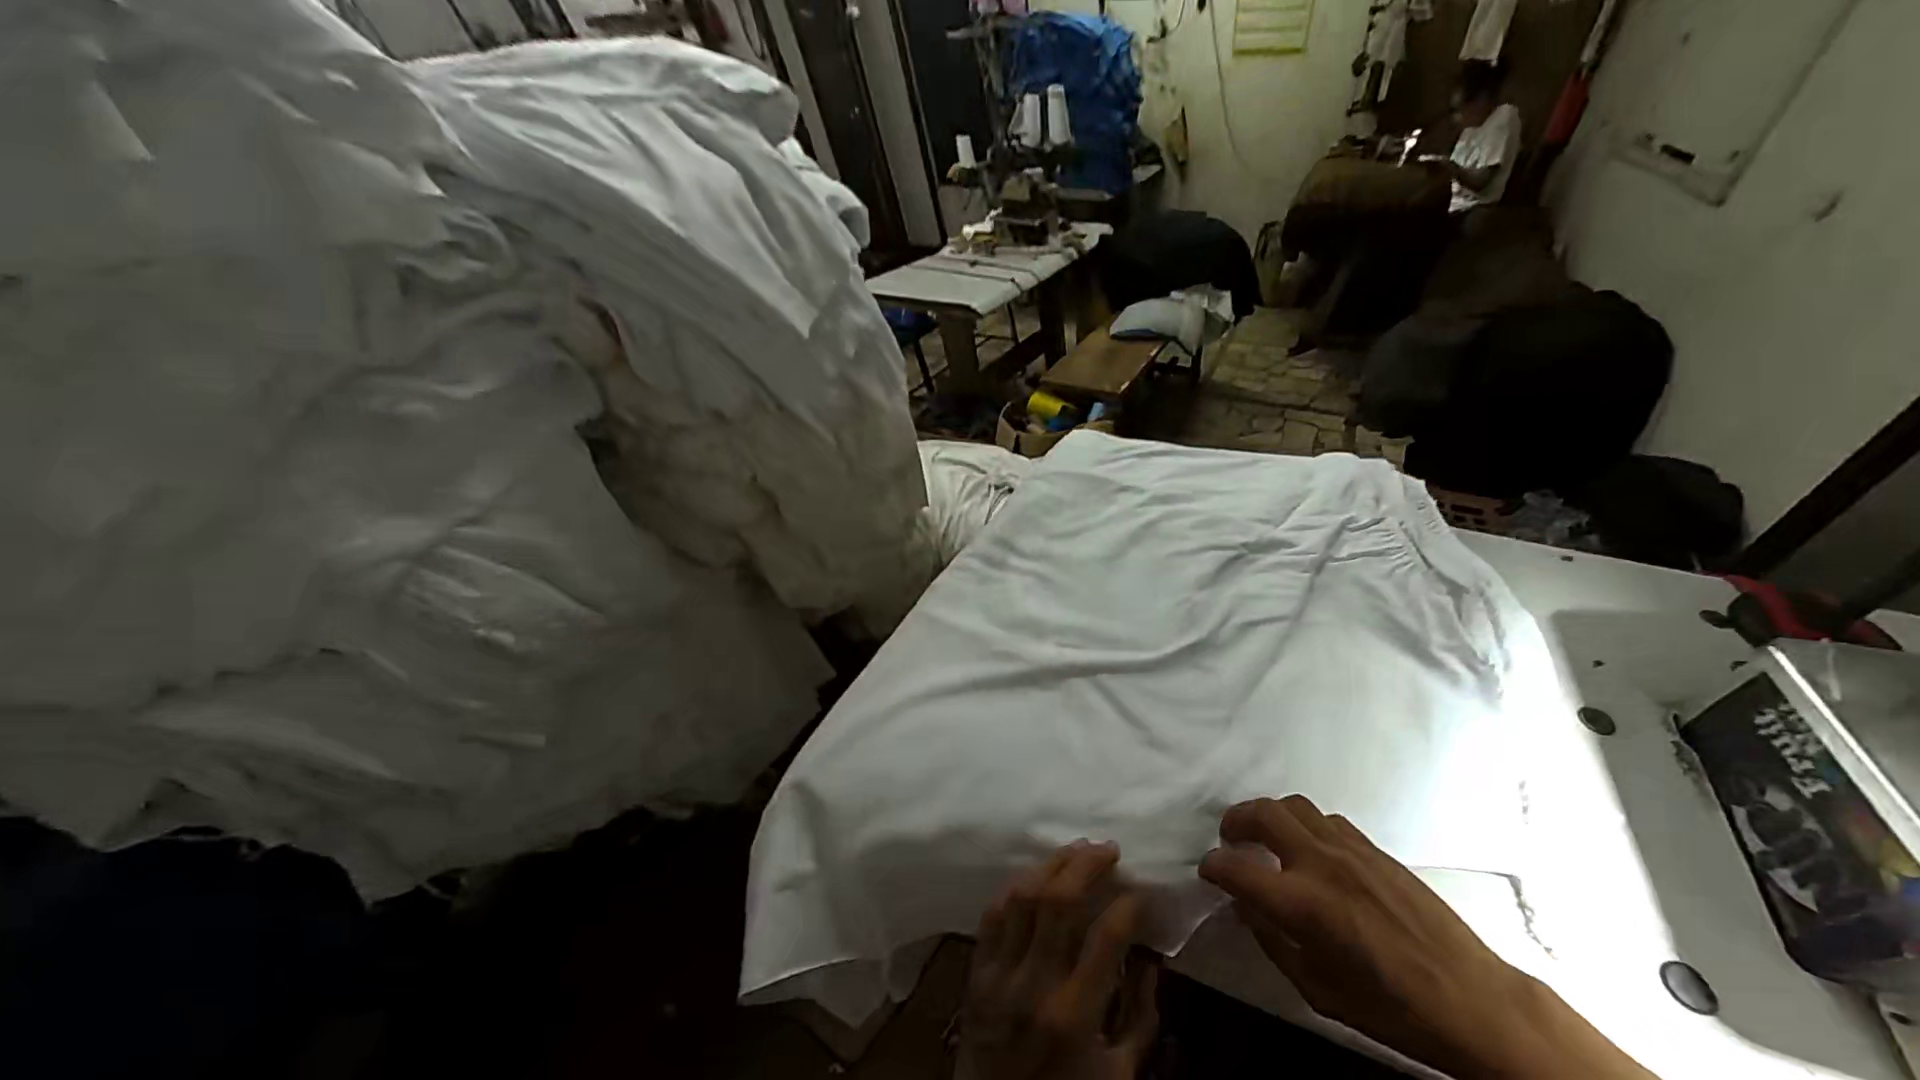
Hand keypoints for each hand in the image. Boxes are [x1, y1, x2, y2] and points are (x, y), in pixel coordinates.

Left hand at [959, 841, 1158, 1079]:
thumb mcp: (1118, 1074)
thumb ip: (1140, 1016)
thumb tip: (1152, 959)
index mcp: (1074, 1015)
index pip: (1105, 937)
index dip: (1128, 904)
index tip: (1143, 889)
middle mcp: (1034, 985)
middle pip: (1059, 902)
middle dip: (1087, 865)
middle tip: (1109, 849)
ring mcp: (998, 974)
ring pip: (1023, 897)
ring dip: (1052, 865)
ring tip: (1077, 850)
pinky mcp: (976, 972)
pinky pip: (993, 914)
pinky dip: (1015, 886)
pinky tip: (1036, 874)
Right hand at [1199, 796, 1656, 1079]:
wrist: (1474, 1000)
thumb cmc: (1391, 1008)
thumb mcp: (1316, 989)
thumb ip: (1271, 941)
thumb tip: (1245, 907)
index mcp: (1302, 904)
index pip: (1235, 867)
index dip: (1212, 867)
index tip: (1208, 872)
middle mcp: (1322, 865)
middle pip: (1262, 813)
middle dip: (1235, 821)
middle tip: (1230, 839)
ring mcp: (1351, 850)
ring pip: (1295, 805)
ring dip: (1270, 815)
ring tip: (1266, 836)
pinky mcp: (1376, 849)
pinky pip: (1327, 819)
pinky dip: (1305, 824)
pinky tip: (1311, 848)